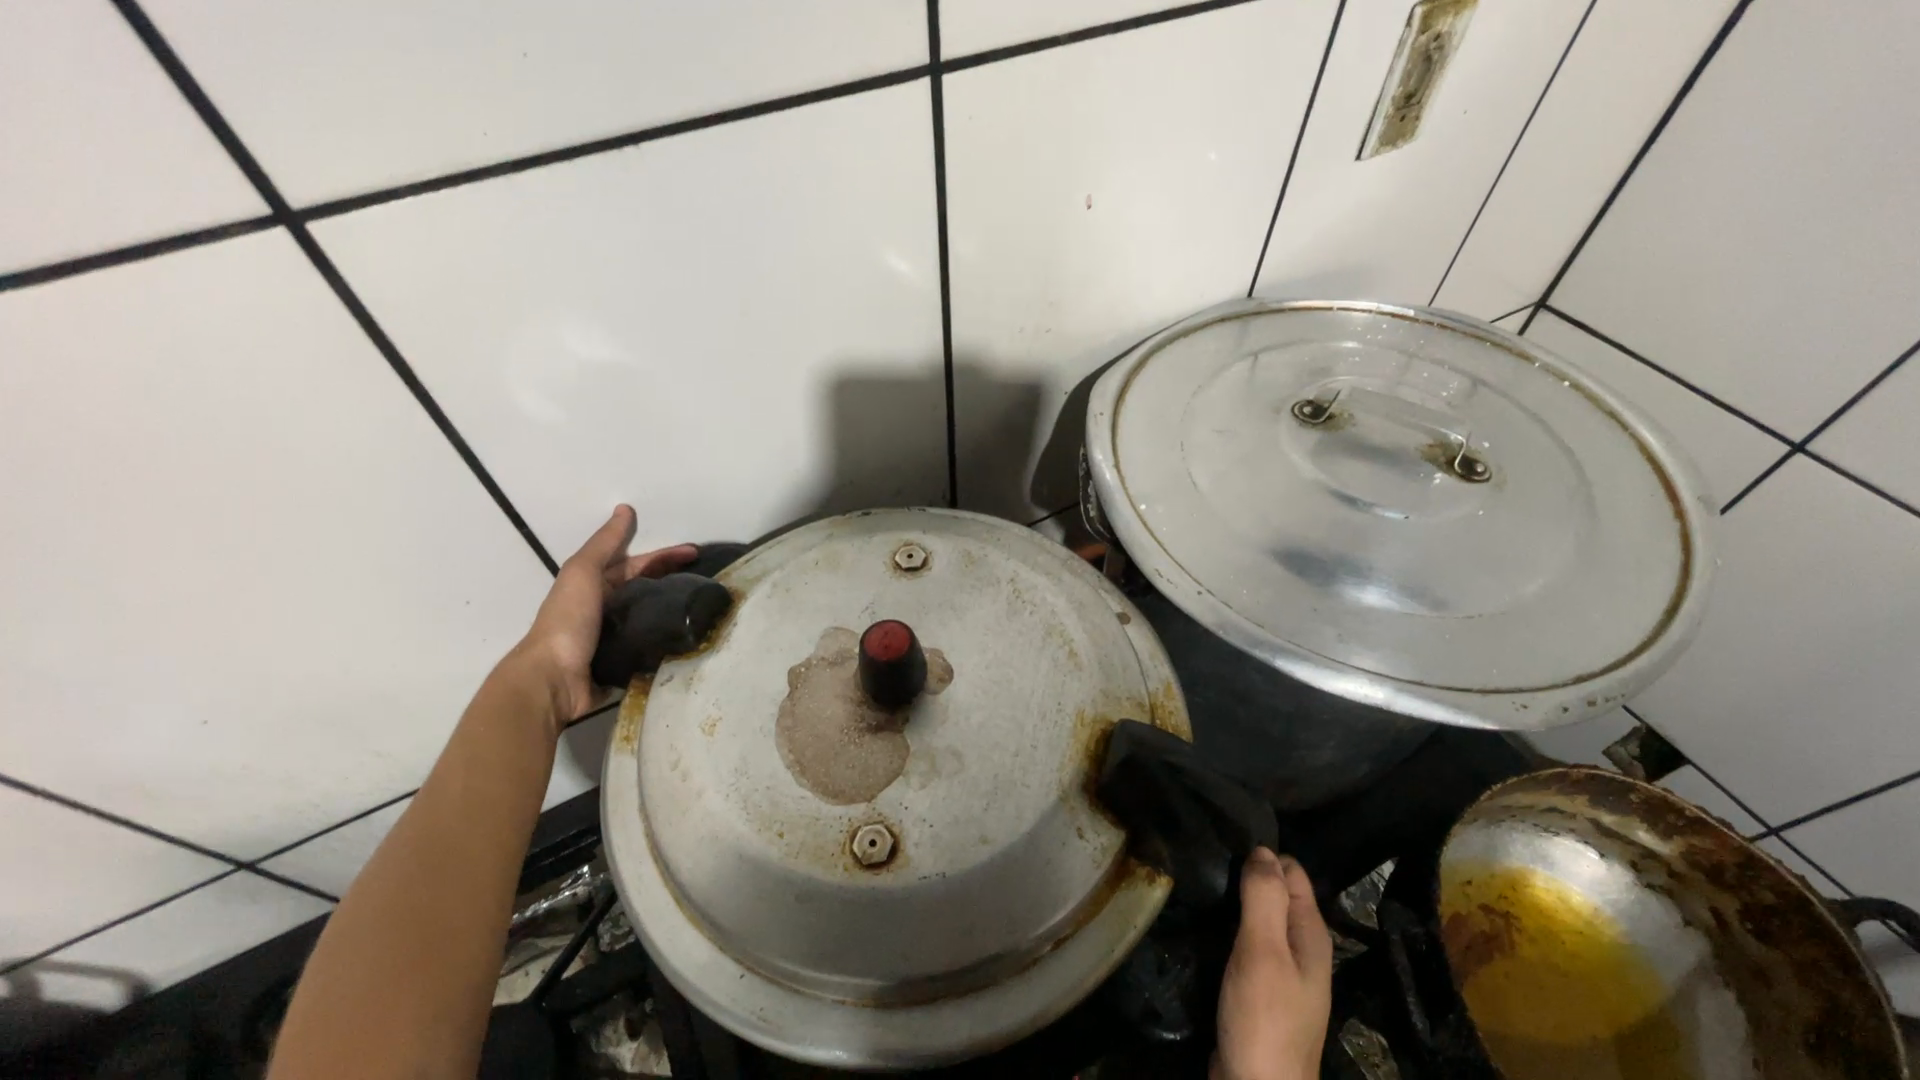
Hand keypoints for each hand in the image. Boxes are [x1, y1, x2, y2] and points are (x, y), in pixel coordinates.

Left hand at [511, 505, 696, 727]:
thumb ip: (605, 543)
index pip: (637, 564)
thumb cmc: (568, 620)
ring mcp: (616, 639)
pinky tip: (693, 639)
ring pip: (652, 619)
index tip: (696, 553)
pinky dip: (669, 642)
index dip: (665, 556)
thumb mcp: (582, 572)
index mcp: (595, 586)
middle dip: (675, 582)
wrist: (554, 678)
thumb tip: (625, 509)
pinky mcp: (625, 665)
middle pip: (647, 590)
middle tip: (708, 582)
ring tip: (708, 611)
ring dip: (676, 614)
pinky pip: (652, 649)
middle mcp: (606, 610)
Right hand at [1212, 848, 1333, 1079]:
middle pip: (1276, 894)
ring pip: (1259, 920)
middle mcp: (1303, 949)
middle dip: (1246, 878)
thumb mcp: (1263, 950)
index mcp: (1312, 934)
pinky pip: (1247, 946)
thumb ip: (1265, 898)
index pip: (1292, 872)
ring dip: (1235, 905)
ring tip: (1200, 887)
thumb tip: (1263, 849)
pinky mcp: (1260, 992)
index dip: (1261, 856)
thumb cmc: (1264, 1018)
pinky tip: (1205, 927)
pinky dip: (1229, 932)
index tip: (1224, 844)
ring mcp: (1283, 973)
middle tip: (1206, 863)